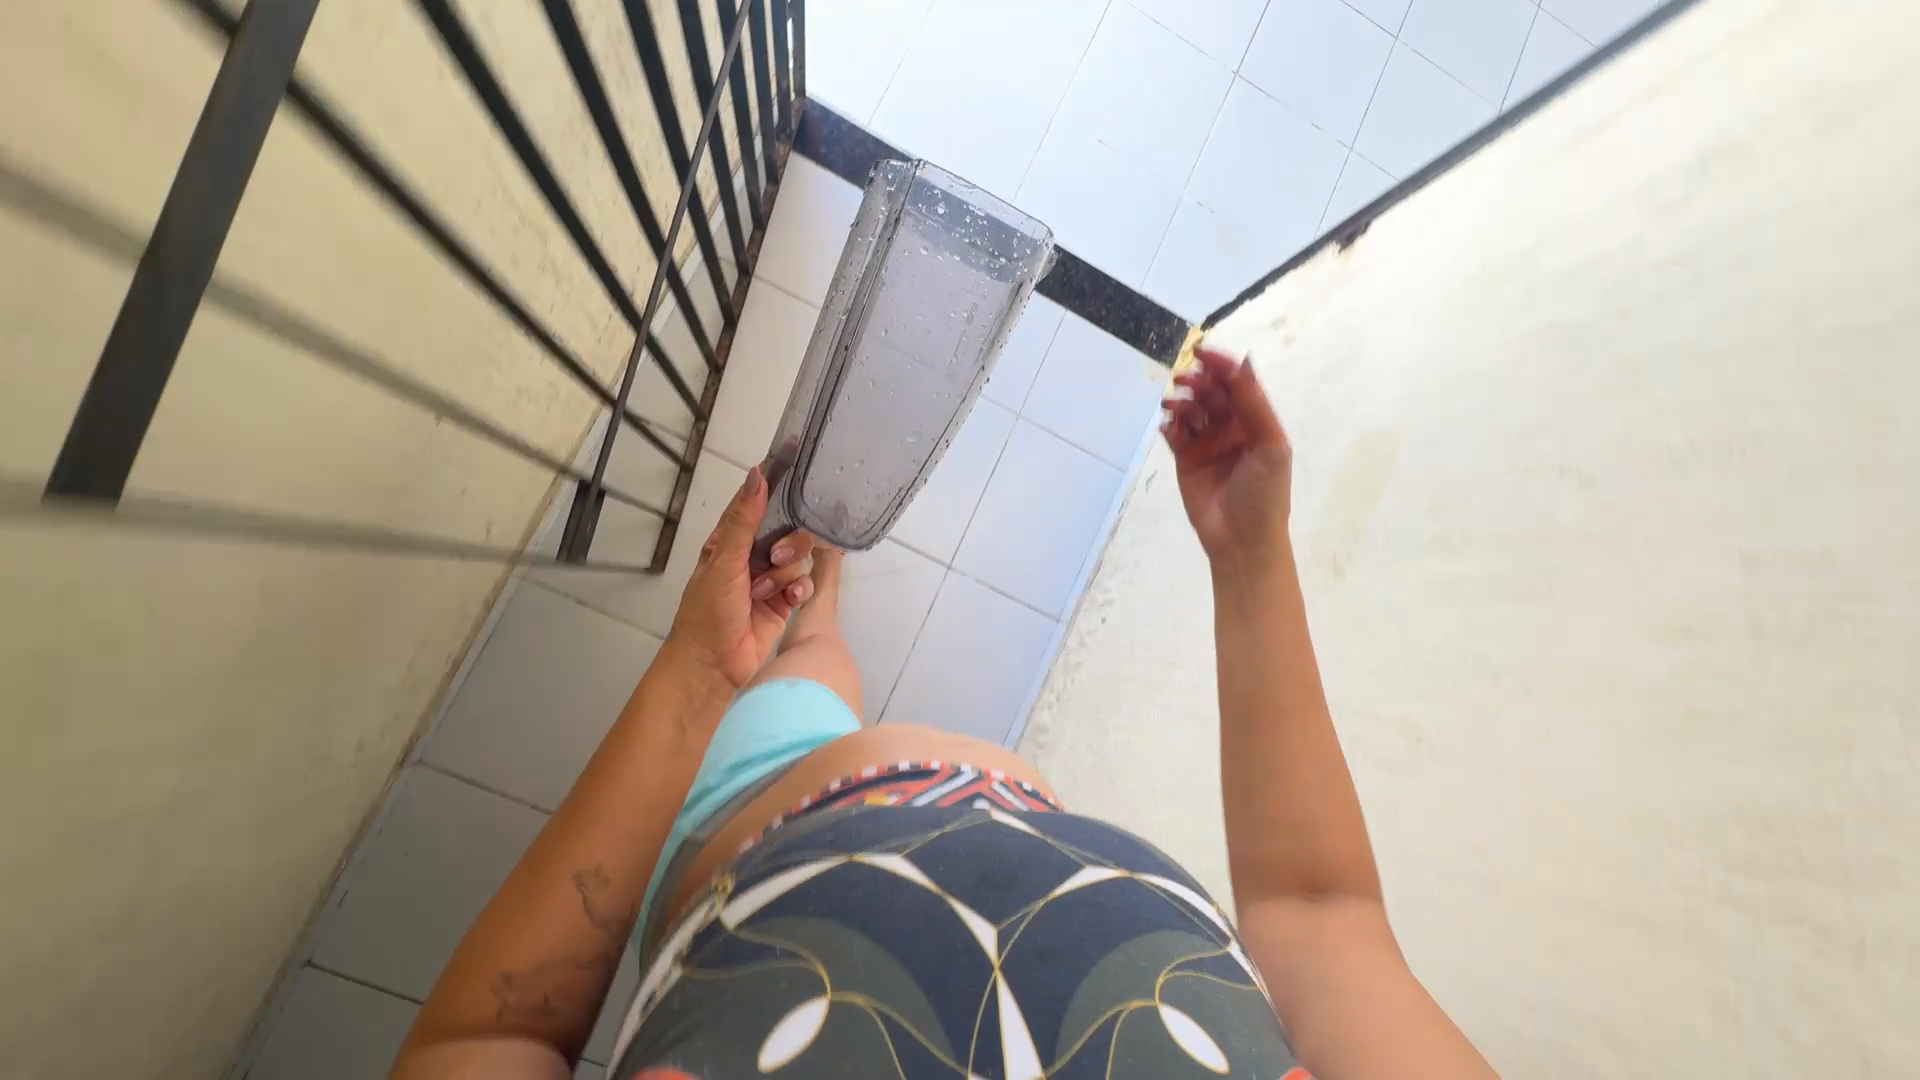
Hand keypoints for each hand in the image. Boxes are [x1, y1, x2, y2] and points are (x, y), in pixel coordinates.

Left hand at [667, 466, 820, 688]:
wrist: (714, 663)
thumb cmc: (708, 611)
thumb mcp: (724, 561)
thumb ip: (745, 520)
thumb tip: (758, 473)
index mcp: (730, 540)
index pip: (754, 502)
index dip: (773, 484)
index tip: (796, 461)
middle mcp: (752, 555)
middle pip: (788, 531)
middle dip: (788, 546)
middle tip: (775, 560)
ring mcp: (770, 579)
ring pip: (799, 559)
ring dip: (787, 575)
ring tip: (768, 593)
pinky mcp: (784, 602)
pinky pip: (804, 584)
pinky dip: (799, 592)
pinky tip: (789, 602)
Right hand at [1162, 344, 1292, 571]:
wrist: (1243, 539)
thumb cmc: (1264, 493)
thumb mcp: (1268, 444)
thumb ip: (1254, 403)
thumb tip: (1243, 362)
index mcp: (1255, 420)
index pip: (1236, 383)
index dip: (1220, 366)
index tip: (1201, 352)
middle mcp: (1230, 427)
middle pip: (1211, 393)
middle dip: (1198, 381)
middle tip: (1184, 380)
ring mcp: (1206, 443)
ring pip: (1190, 410)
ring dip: (1181, 402)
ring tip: (1173, 405)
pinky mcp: (1185, 460)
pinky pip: (1175, 433)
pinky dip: (1170, 425)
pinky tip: (1169, 426)